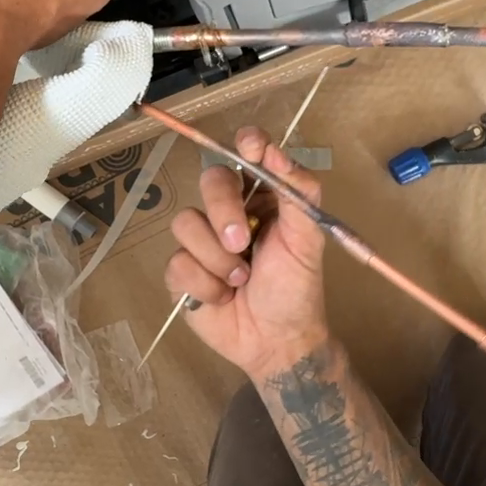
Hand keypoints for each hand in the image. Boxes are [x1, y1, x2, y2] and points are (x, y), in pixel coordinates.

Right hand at [164, 128, 329, 380]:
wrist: (277, 341)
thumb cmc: (296, 287)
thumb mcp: (308, 239)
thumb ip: (298, 193)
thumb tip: (275, 153)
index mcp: (263, 196)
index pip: (248, 155)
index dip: (246, 143)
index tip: (250, 147)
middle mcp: (230, 210)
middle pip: (210, 181)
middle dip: (223, 210)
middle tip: (241, 242)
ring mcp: (202, 239)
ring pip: (186, 222)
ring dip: (217, 258)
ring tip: (241, 281)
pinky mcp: (182, 271)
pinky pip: (177, 262)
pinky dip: (205, 283)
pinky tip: (223, 297)